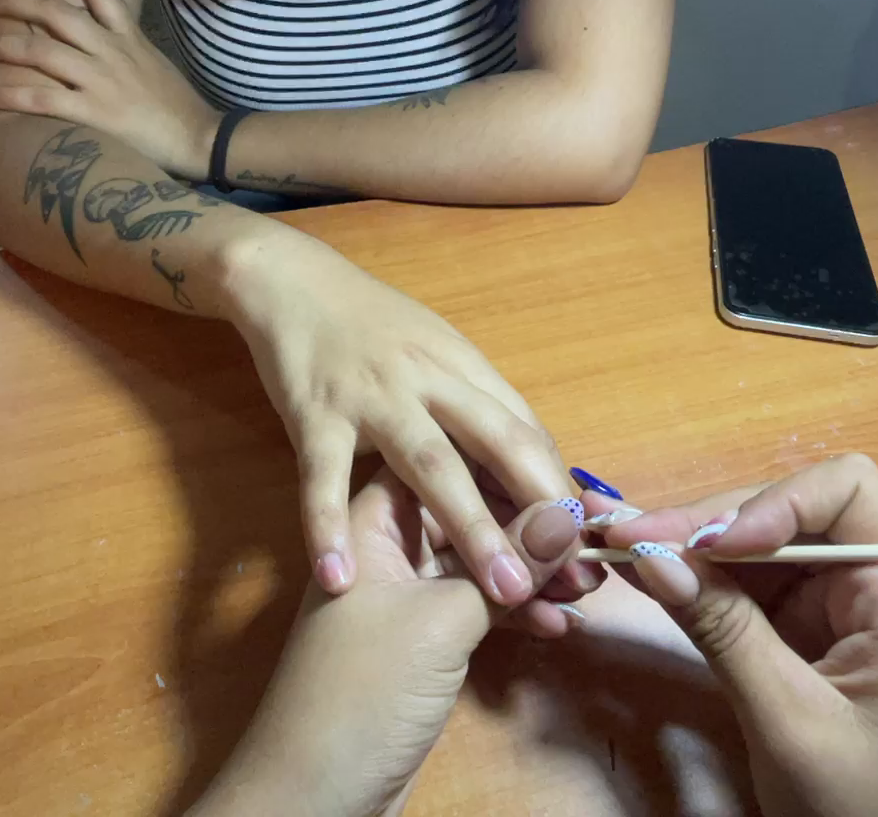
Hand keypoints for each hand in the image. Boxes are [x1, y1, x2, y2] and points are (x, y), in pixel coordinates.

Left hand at [0, 0, 219, 177]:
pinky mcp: (96, 113)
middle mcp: (113, 52)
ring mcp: (103, 81)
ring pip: (39, 52)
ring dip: (0, 45)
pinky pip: (42, 99)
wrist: (202, 140)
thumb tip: (96, 41)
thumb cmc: (181, 108)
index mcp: (130, 37)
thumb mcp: (155, 64)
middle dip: (13, 2)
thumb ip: (126, 49)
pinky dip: (10, 94)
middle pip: (54, 13)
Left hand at [191, 472, 586, 816]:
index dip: (505, 468)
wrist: (313, 797)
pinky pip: (480, 606)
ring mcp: (411, 591)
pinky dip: (517, 615)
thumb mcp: (441, 621)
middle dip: (530, 530)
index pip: (445, 464)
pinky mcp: (427, 635)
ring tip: (587, 589)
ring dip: (533, 576)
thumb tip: (569, 515)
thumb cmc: (364, 688)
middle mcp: (393, 543)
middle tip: (589, 549)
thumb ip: (507, 564)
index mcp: (376, 517)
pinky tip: (558, 625)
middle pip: (471, 514)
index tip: (566, 488)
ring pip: (482, 563)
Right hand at [219, 229, 583, 608]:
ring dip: (471, 527)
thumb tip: (527, 456)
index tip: (582, 543)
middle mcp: (429, 382)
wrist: (296, 283)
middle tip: (571, 579)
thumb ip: (476, 401)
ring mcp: (373, 398)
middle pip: (496, 445)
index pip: (525, 429)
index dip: (557, 487)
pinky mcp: (315, 415)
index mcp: (463, 368)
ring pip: (429, 463)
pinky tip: (341, 578)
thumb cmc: (374, 321)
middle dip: (539, 512)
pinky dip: (328, 526)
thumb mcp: (437, 349)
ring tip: (502, 594)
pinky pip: (324, 475)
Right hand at [601, 454, 877, 816]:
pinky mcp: (799, 633)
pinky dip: (691, 576)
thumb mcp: (792, 726)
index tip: (709, 544)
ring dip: (684, 542)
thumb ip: (723, 631)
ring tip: (612, 537)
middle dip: (704, 522)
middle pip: (782, 511)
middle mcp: (869, 586)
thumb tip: (646, 554)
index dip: (771, 500)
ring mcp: (831, 609)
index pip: (844, 493)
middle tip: (621, 534)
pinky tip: (641, 564)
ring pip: (752, 543)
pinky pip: (741, 584)